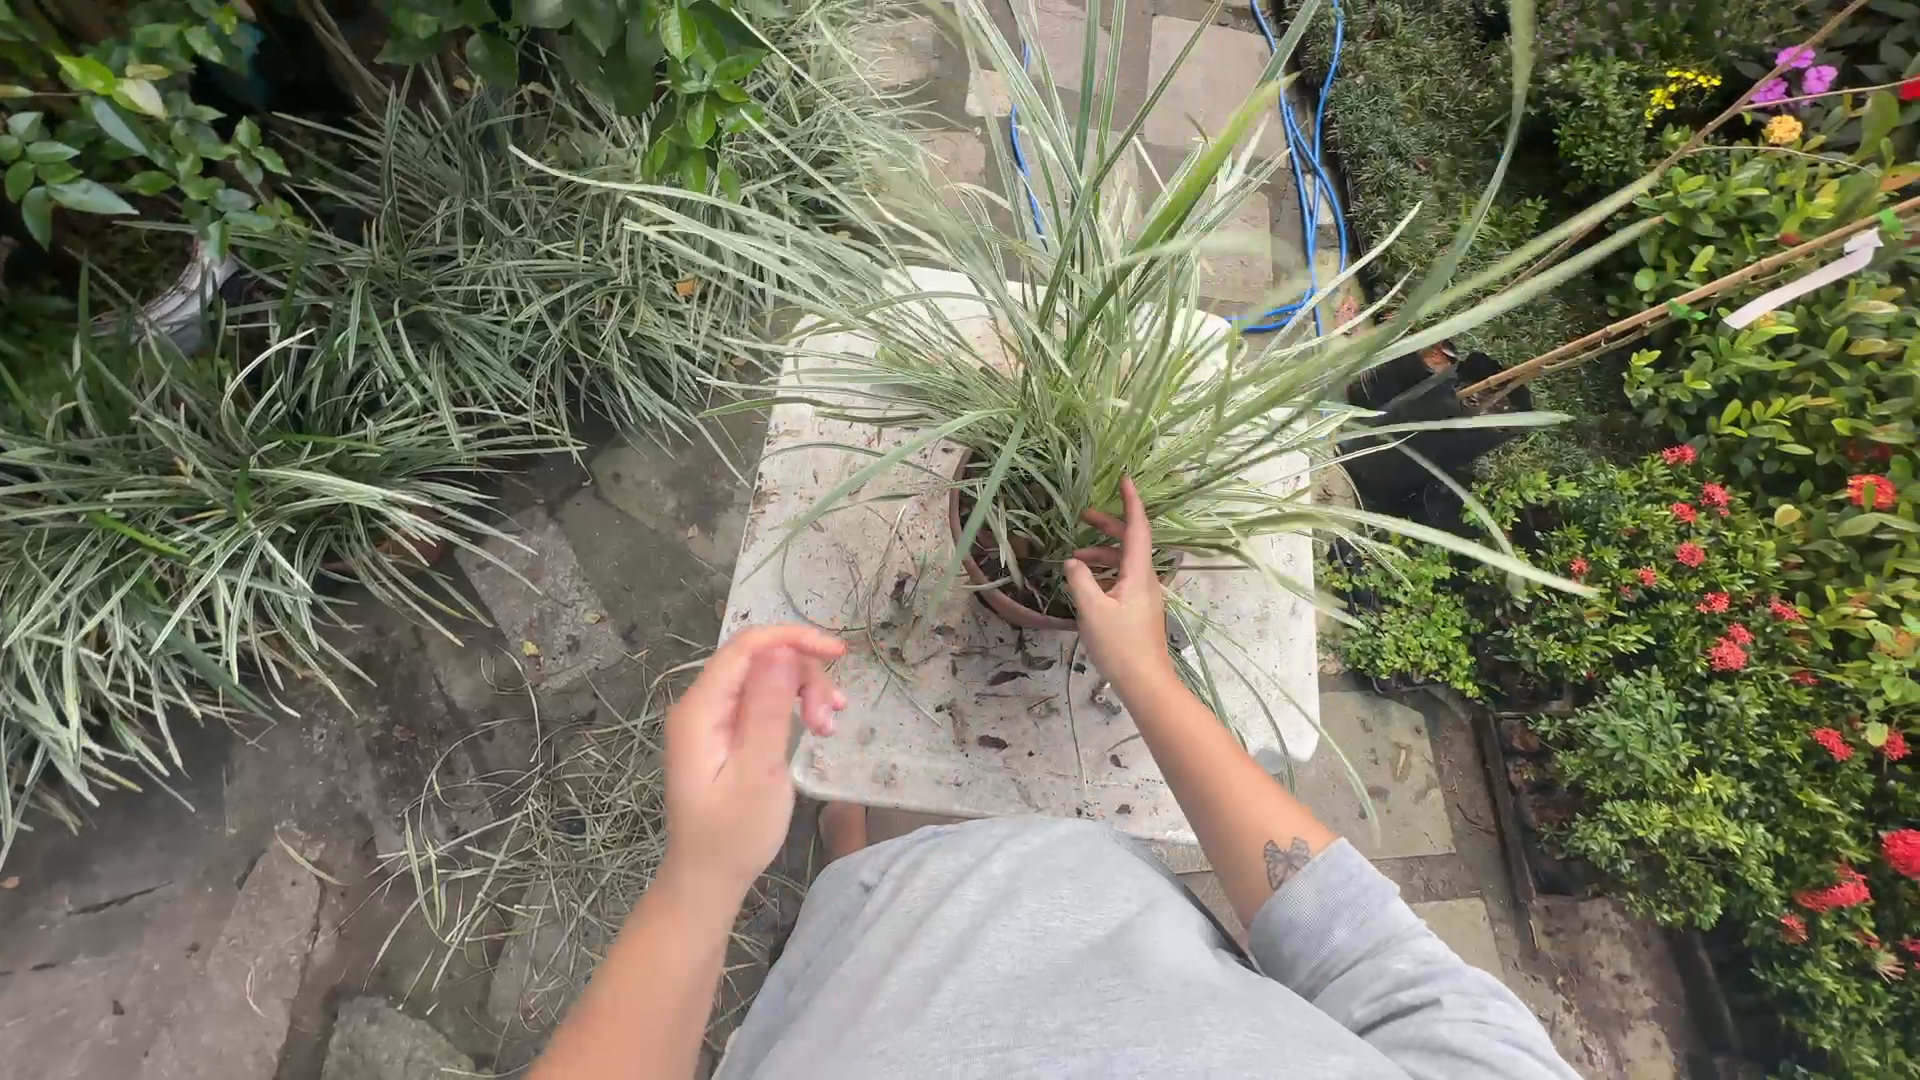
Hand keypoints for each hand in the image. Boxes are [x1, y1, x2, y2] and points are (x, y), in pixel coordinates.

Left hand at [661, 625, 846, 900]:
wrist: (709, 879)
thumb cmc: (733, 835)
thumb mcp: (759, 772)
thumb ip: (769, 709)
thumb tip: (782, 650)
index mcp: (700, 710)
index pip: (747, 646)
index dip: (794, 638)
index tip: (838, 653)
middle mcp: (703, 704)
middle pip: (763, 659)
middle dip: (805, 678)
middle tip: (830, 720)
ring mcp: (716, 716)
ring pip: (771, 675)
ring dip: (806, 693)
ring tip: (827, 731)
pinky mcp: (729, 729)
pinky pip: (768, 698)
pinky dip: (798, 705)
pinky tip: (820, 726)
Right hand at [1063, 477, 1175, 694]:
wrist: (1145, 682)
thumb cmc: (1120, 645)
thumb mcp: (1092, 610)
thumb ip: (1080, 581)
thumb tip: (1073, 562)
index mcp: (1139, 573)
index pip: (1138, 528)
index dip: (1132, 502)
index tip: (1125, 480)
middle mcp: (1146, 579)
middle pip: (1131, 542)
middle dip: (1109, 525)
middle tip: (1084, 516)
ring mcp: (1144, 595)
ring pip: (1125, 562)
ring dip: (1102, 553)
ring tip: (1074, 558)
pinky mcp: (1139, 609)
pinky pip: (1122, 578)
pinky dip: (1105, 572)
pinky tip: (1086, 583)